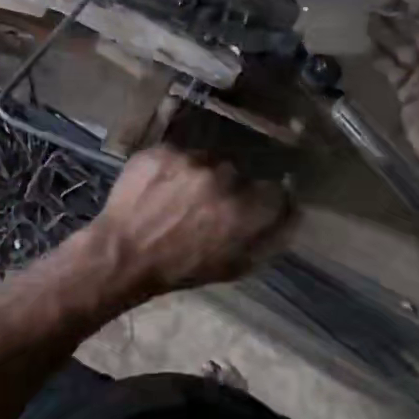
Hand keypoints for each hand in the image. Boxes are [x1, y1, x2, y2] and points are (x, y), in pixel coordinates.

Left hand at [85, 146, 293, 296]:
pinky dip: (172, 167)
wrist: (123, 253)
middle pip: (237, 173)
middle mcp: (222, 177)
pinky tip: (159, 186)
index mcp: (244, 210)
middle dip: (227, 187)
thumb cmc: (180, 268)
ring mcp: (189, 160)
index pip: (274, 190)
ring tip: (178, 196)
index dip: (263, 198)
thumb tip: (295, 213)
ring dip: (199, 174)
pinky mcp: (163, 149)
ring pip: (206, 160)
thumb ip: (270, 238)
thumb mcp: (234, 266)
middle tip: (205, 206)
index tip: (251, 205)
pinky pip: (178, 154)